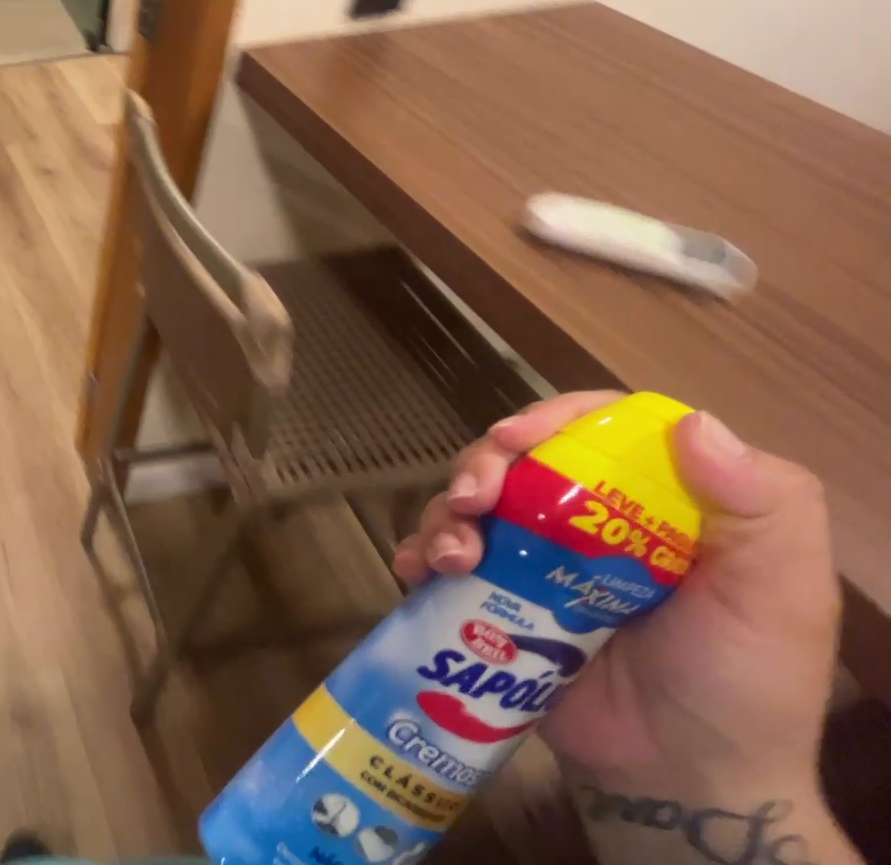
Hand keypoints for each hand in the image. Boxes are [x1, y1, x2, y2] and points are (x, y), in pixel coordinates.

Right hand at [392, 392, 841, 797]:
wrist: (673, 775)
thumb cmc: (738, 682)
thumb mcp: (778, 598)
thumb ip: (763, 510)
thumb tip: (691, 424)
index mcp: (653, 501)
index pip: (600, 427)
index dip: (552, 418)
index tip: (514, 438)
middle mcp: (585, 516)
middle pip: (517, 457)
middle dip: (480, 466)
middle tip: (470, 501)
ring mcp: (529, 554)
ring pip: (469, 501)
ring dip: (445, 517)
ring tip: (451, 561)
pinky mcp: (488, 591)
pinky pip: (436, 553)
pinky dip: (416, 552)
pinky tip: (414, 573)